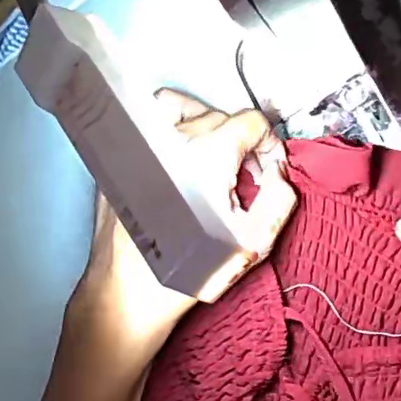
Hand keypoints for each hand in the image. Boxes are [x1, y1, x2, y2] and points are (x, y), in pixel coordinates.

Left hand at [66, 90, 294, 355]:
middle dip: (244, 144)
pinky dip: (173, 129)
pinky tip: (182, 159)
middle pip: (222, 117)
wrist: (131, 291)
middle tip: (247, 178)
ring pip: (184, 108)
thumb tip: (279, 173)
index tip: (270, 169)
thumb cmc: (189, 270)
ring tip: (216, 158)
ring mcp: (140, 144)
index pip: (252, 122)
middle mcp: (171, 141)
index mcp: (207, 156)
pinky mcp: (120, 155)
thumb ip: (280, 200)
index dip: (270, 145)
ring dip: (209, 126)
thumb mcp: (253, 242)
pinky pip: (150, 123)